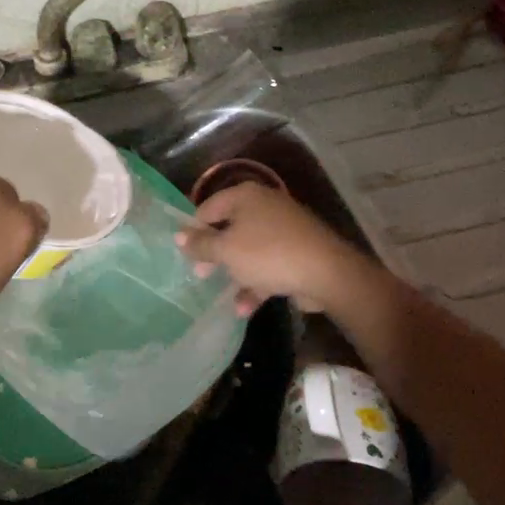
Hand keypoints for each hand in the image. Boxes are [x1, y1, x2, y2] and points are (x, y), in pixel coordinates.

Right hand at [176, 183, 375, 317]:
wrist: (326, 272)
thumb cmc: (267, 253)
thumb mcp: (226, 250)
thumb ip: (201, 244)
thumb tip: (179, 235)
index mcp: (245, 196)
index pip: (208, 207)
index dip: (194, 230)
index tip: (185, 253)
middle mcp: (264, 206)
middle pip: (230, 228)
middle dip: (215, 255)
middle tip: (201, 274)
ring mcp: (283, 229)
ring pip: (250, 250)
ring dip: (236, 274)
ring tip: (223, 296)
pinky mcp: (297, 252)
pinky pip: (269, 265)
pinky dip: (256, 283)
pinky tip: (245, 308)